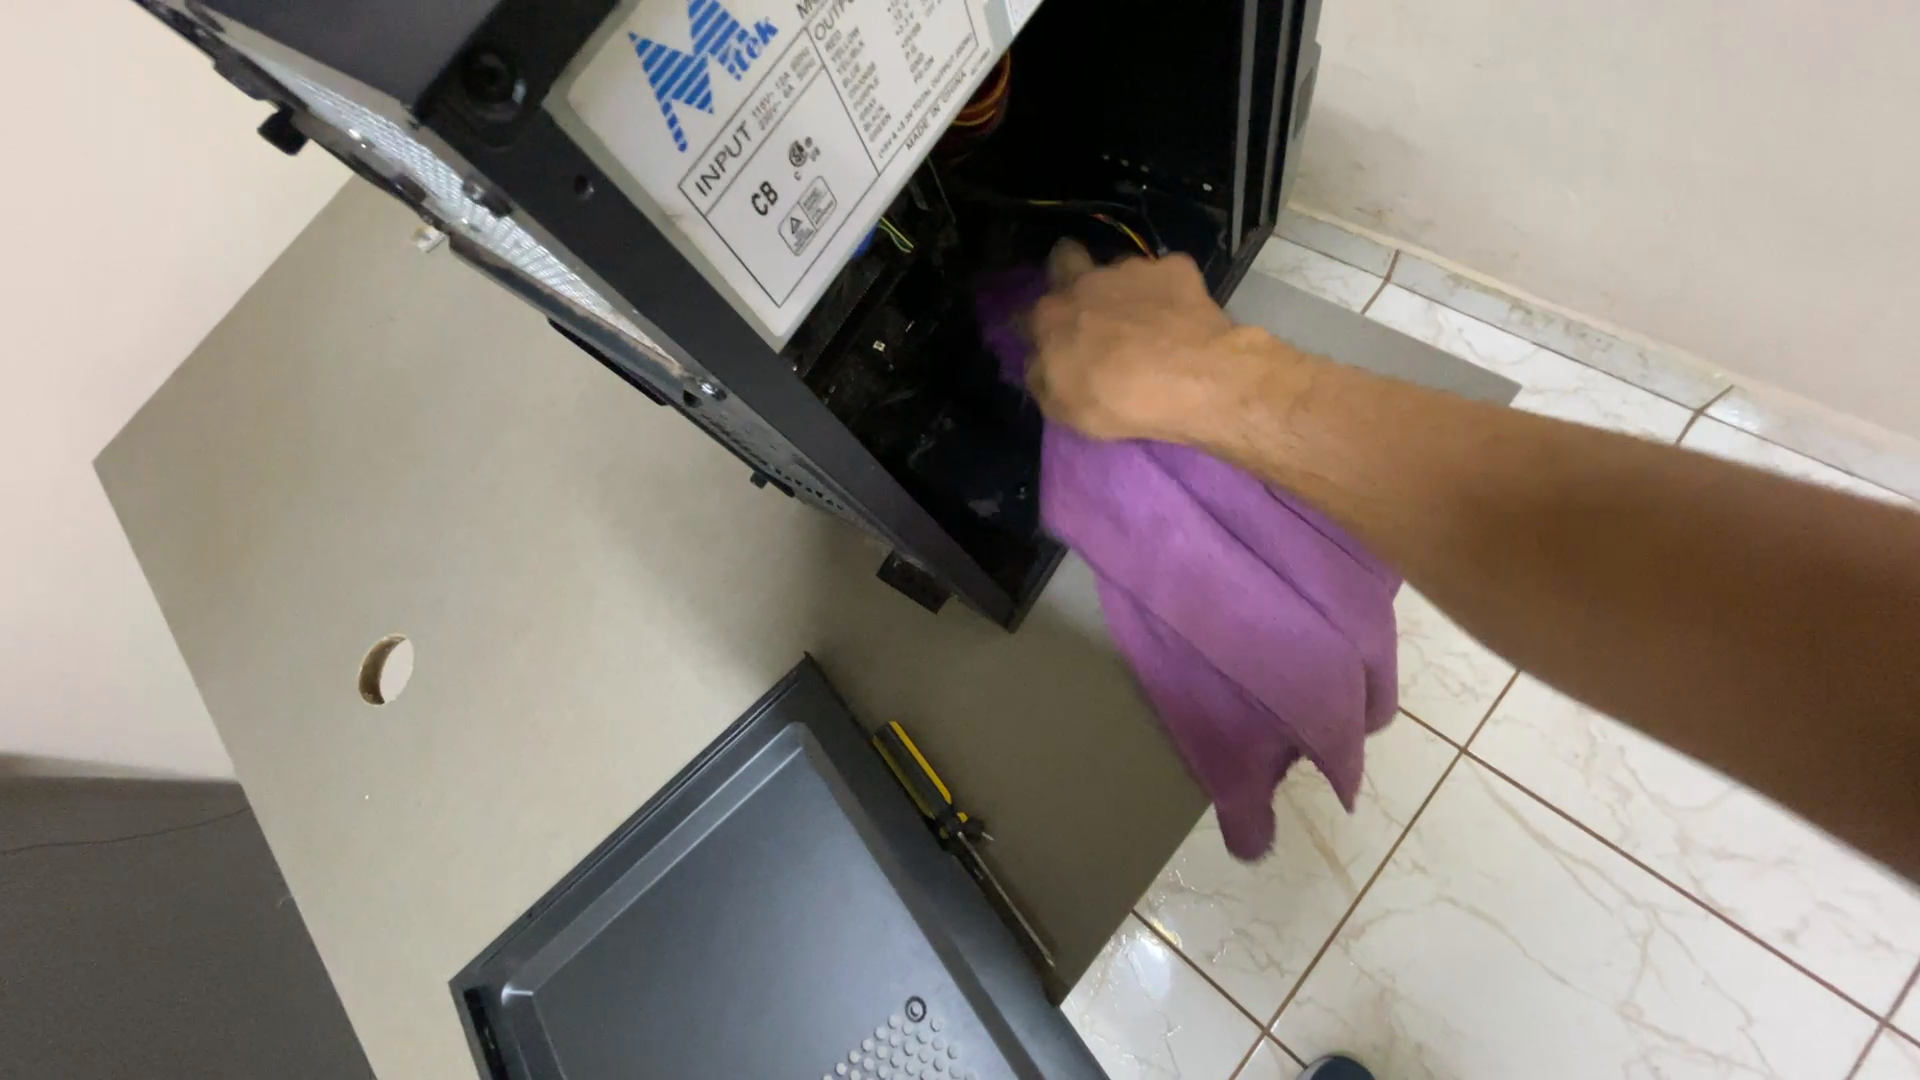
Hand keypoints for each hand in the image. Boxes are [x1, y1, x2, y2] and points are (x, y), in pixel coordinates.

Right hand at [1026, 239, 1267, 443]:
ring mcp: (1130, 269)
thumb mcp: (1063, 410)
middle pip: (1064, 258)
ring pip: (1118, 269)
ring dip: (1124, 289)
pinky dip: (1168, 293)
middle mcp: (1083, 282)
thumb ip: (1042, 379)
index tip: (1050, 343)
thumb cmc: (1118, 402)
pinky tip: (1180, 318)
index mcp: (1049, 319)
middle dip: (1069, 272)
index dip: (1037, 328)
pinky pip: (1164, 276)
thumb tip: (1039, 362)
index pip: (1025, 314)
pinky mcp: (1173, 267)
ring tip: (1146, 320)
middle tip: (1088, 305)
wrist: (1192, 380)